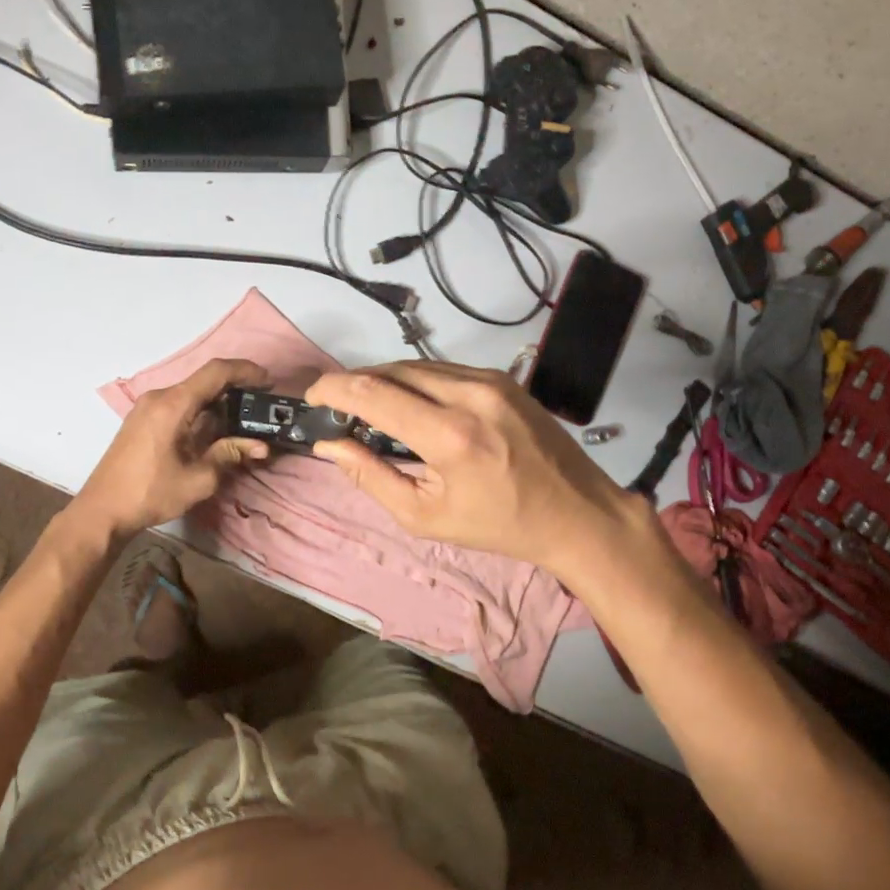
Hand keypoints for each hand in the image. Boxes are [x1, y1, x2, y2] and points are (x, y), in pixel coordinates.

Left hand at [72, 358, 272, 537]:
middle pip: (204, 381)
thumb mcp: (199, 478)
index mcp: (173, 404)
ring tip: (243, 424)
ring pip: (191, 394)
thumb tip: (260, 445)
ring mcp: (147, 408)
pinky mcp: (142, 421)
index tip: (269, 382)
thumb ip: (230, 455)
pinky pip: (178, 406)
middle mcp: (159, 397)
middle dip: (236, 390)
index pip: (216, 372)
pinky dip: (201, 412)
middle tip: (261, 408)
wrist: (102, 510)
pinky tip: (214, 433)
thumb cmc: (151, 493)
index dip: (246, 371)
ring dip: (218, 404)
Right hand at [305, 361, 664, 573]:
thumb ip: (370, 477)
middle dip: (356, 384)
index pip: (373, 393)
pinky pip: (444, 368)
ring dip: (385, 379)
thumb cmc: (497, 524)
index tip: (313, 397)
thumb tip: (329, 446)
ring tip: (367, 405)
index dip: (334, 389)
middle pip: (391, 371)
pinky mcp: (503, 378)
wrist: (576, 511)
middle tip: (337, 407)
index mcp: (448, 435)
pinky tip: (408, 402)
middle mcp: (469, 395)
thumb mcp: (425, 516)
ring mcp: (490, 380)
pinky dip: (416, 380)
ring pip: (417, 365)